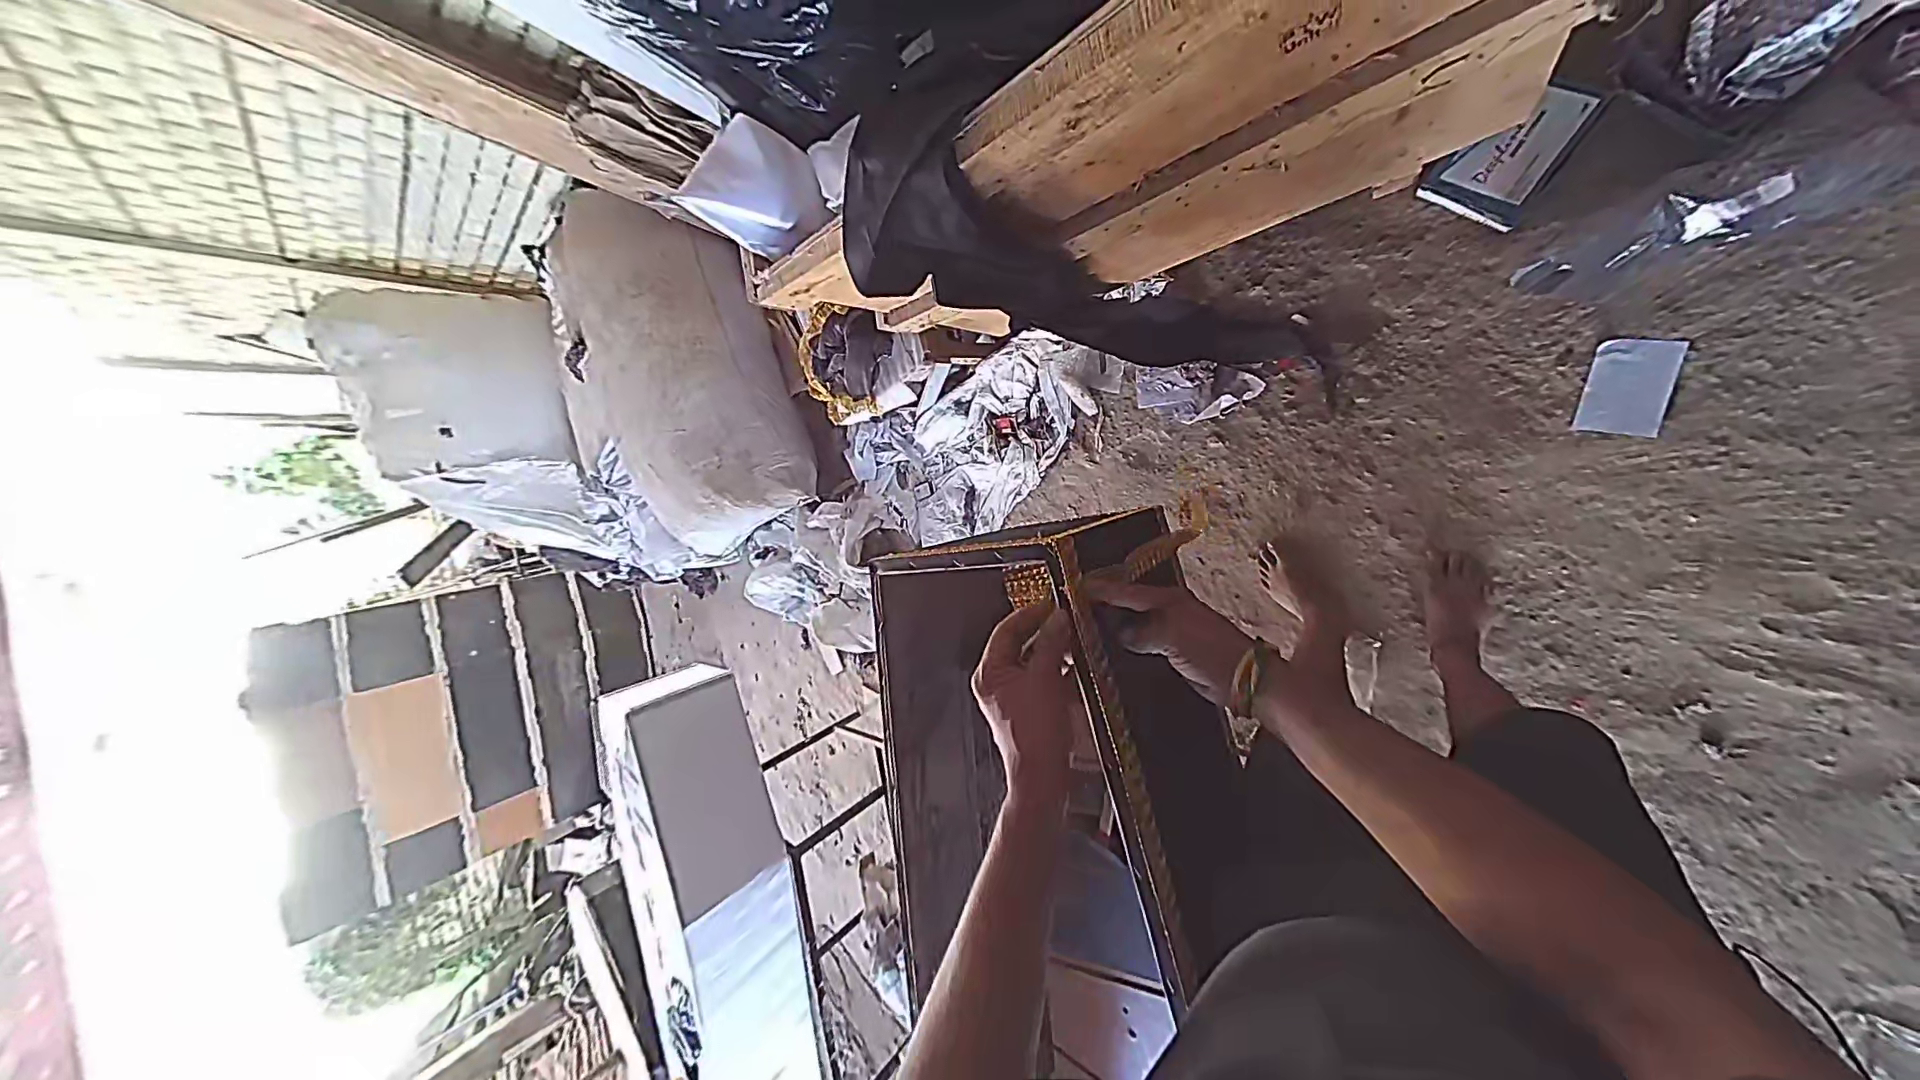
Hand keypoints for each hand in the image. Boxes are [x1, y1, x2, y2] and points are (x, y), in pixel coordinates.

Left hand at [972, 604, 1077, 801]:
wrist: (1043, 778)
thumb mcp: (1045, 678)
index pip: (1006, 631)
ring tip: (1076, 641)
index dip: (1029, 614)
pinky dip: (1061, 671)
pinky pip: (1045, 680)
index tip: (1050, 605)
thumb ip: (1051, 644)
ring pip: (1035, 663)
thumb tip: (1057, 619)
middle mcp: (998, 684)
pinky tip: (1079, 667)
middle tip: (1066, 620)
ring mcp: (1015, 697)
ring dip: (1056, 651)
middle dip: (1045, 633)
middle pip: (1021, 645)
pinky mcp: (1032, 709)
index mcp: (990, 673)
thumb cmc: (1034, 736)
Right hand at [1087, 580, 1253, 706]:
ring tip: (1085, 628)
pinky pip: (1139, 643)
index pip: (1127, 592)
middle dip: (1103, 605)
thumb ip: (1141, 632)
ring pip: (1132, 624)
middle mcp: (1167, 611)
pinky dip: (1124, 644)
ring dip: (1112, 626)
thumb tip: (1120, 634)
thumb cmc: (1211, 652)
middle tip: (1076, 607)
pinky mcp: (1171, 651)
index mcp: (1169, 600)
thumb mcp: (1172, 636)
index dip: (1102, 590)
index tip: (1077, 588)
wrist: (1244, 680)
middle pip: (1127, 605)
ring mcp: (1169, 632)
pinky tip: (1108, 650)